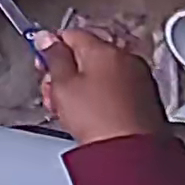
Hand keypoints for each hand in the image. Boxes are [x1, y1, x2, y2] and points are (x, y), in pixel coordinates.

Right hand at [36, 29, 169, 145]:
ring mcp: (137, 77)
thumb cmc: (98, 118)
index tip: (42, 63)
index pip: (70, 34)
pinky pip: (112, 86)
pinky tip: (87, 112)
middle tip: (53, 88)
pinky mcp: (142, 95)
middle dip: (64, 69)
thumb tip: (46, 38)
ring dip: (78, 83)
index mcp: (104, 50)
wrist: (129, 150)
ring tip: (68, 105)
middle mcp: (125, 58)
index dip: (50, 47)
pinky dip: (97, 94)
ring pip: (97, 70)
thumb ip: (53, 57)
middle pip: (84, 53)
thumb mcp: (62, 84)